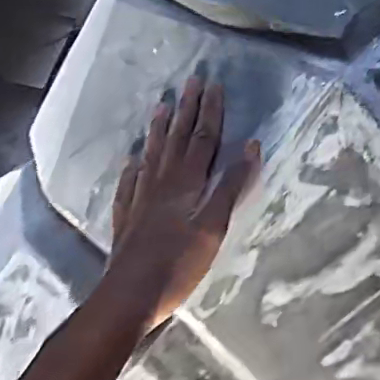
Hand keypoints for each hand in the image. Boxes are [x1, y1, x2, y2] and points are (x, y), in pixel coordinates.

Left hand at [107, 78, 260, 328]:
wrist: (128, 298)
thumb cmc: (178, 263)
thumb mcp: (214, 225)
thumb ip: (232, 185)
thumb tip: (251, 145)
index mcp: (187, 181)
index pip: (202, 137)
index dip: (210, 111)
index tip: (214, 85)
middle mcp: (163, 182)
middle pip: (177, 138)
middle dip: (186, 109)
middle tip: (190, 81)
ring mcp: (141, 199)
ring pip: (152, 154)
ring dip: (159, 129)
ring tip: (161, 107)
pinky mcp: (128, 219)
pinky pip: (130, 184)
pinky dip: (132, 168)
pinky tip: (131, 160)